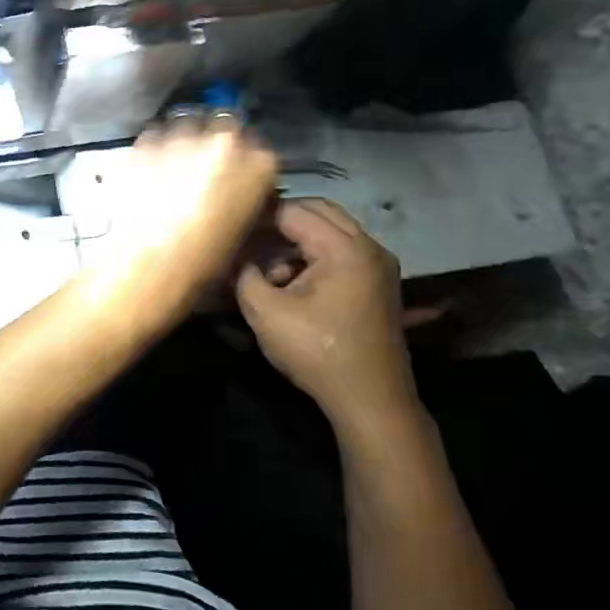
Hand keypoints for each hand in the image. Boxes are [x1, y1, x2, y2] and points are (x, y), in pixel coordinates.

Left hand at [91, 110, 278, 313]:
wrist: (152, 265)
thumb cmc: (204, 262)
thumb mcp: (242, 236)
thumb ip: (249, 205)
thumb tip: (243, 200)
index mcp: (260, 164)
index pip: (260, 153)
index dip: (244, 167)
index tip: (233, 180)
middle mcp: (226, 141)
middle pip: (224, 130)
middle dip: (215, 147)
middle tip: (200, 174)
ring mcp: (184, 136)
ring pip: (187, 126)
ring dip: (184, 143)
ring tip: (173, 170)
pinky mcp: (148, 142)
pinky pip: (155, 137)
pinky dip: (155, 150)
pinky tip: (150, 173)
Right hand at [234, 198, 418, 427]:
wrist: (371, 399)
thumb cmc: (317, 353)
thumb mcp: (266, 313)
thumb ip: (244, 276)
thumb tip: (231, 257)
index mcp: (344, 247)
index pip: (294, 210)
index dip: (258, 216)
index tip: (231, 228)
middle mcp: (368, 246)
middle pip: (319, 211)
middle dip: (280, 221)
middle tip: (248, 241)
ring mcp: (378, 265)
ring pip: (332, 231)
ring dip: (297, 241)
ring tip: (269, 272)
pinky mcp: (378, 284)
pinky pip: (342, 252)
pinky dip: (315, 256)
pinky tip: (293, 285)